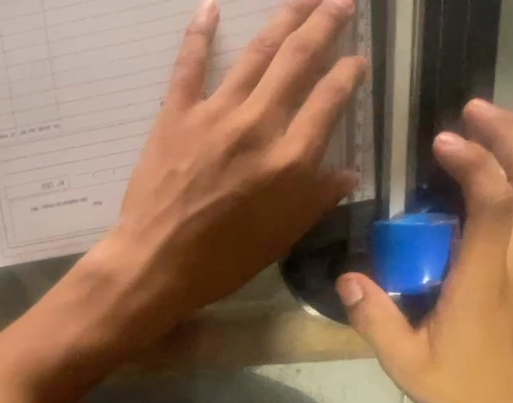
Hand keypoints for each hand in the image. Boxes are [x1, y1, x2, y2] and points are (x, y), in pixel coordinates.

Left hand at [90, 0, 368, 330]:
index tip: (357, 62)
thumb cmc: (221, 262)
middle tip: (342, 0)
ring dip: (285, 16)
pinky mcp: (176, 116)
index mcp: (291, 159)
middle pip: (300, 58)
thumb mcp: (280, 239)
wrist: (155, 265)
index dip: (350, 74)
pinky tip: (210, 8)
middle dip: (326, 23)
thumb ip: (315, 200)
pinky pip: (190, 65)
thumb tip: (347, 173)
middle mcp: (259, 125)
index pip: (332, 98)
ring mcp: (216, 115)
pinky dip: (200, 33)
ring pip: (257, 52)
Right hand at [337, 100, 512, 402]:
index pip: (493, 201)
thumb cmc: (459, 386)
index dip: (473, 162)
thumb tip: (347, 280)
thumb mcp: (404, 362)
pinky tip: (507, 171)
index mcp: (487, 279)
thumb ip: (375, 319)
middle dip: (509, 133)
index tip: (441, 141)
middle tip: (473, 111)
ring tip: (491, 127)